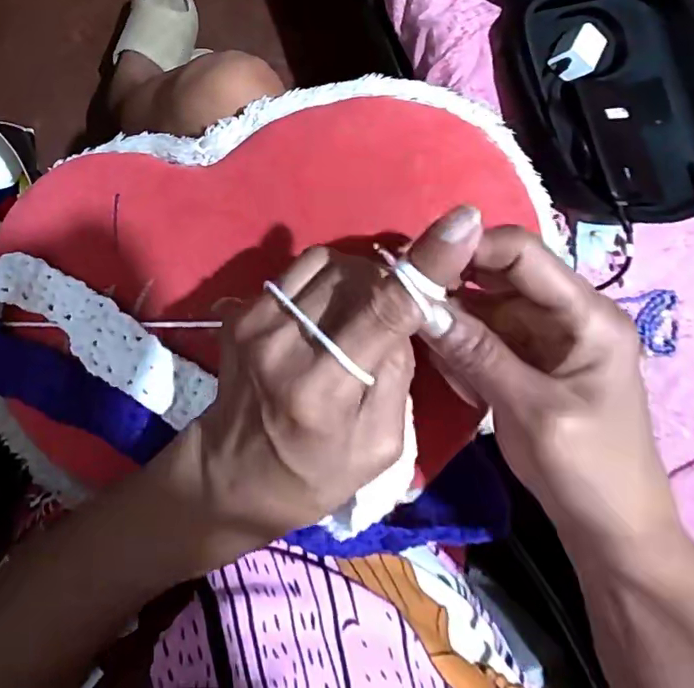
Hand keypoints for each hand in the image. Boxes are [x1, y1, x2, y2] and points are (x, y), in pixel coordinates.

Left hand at [153, 206, 482, 567]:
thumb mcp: (381, 444)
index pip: (384, 309)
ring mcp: (254, 323)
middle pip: (354, 275)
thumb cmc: (316, 472)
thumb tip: (406, 310)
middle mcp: (284, 346)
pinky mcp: (238, 312)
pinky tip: (322, 311)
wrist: (233, 472)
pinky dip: (321, 280)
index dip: (426, 264)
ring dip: (353, 275)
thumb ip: (397, 372)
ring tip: (357, 308)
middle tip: (393, 307)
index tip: (460, 222)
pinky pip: (293, 270)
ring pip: (323, 262)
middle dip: (386, 280)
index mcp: (324, 390)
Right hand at [422, 223, 680, 553]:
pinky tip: (450, 371)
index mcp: (588, 315)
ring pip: (484, 302)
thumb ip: (476, 352)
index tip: (417, 262)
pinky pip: (482, 332)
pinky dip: (459, 343)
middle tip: (404, 297)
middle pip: (499, 272)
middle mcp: (567, 313)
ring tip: (424, 340)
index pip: (523, 253)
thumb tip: (418, 302)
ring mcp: (545, 335)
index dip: (470, 247)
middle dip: (453, 281)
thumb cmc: (589, 472)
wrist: (615, 537)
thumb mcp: (530, 410)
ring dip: (451, 317)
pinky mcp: (526, 357)